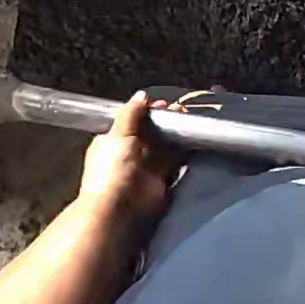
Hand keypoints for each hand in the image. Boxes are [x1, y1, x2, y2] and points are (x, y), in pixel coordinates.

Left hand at [76, 92, 181, 221]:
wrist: (120, 208)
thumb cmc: (113, 169)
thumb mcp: (118, 135)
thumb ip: (131, 114)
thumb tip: (142, 95)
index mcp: (111, 142)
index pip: (130, 121)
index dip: (146, 112)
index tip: (162, 104)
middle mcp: (128, 153)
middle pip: (150, 133)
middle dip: (164, 122)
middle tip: (181, 111)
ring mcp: (145, 167)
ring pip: (163, 145)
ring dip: (175, 135)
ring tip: (189, 121)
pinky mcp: (161, 179)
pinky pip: (174, 161)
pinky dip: (183, 152)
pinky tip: (193, 141)